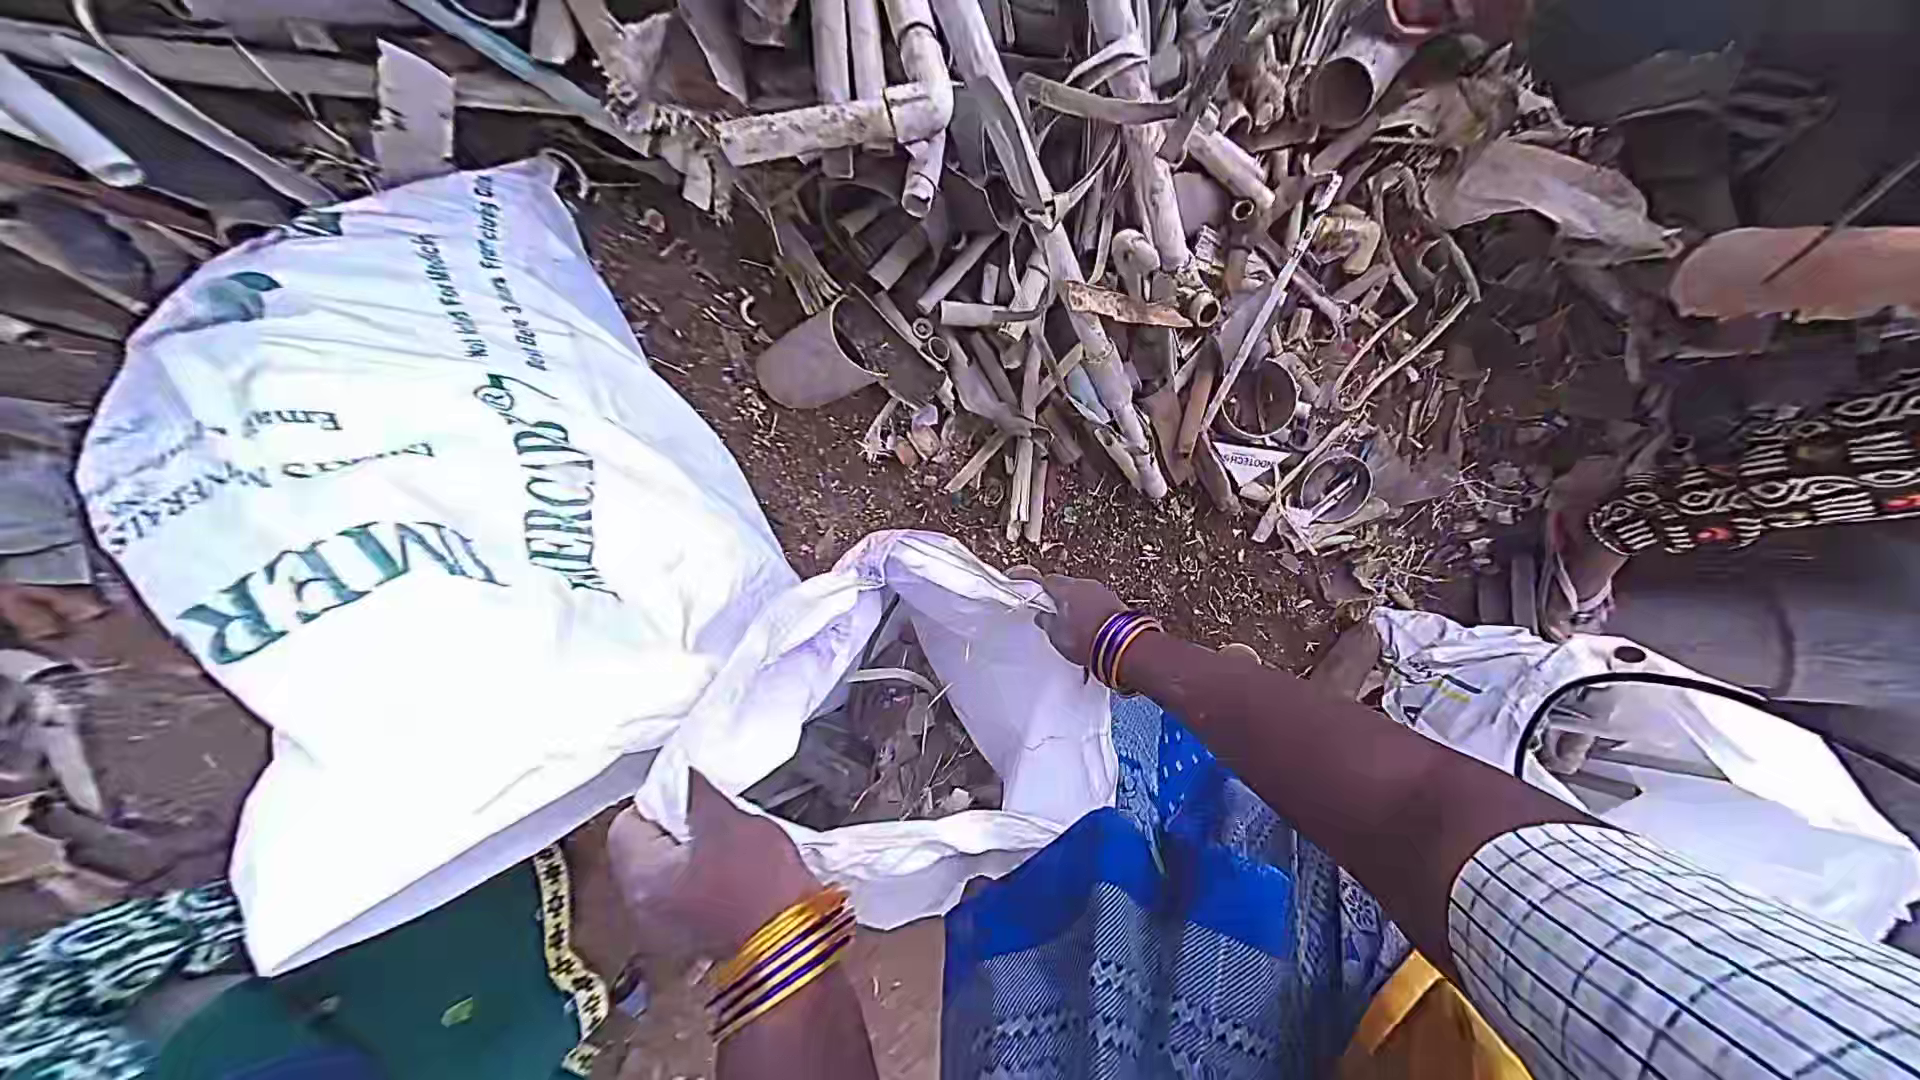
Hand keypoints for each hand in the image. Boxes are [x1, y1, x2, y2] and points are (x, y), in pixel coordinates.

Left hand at [607, 770, 820, 955]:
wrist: (790, 941)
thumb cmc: (754, 877)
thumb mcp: (727, 819)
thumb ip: (697, 792)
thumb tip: (683, 771)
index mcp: (640, 880)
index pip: (625, 824)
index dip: (656, 801)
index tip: (691, 792)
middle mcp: (640, 910)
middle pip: (644, 848)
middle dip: (675, 824)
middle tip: (711, 809)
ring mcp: (664, 930)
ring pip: (667, 871)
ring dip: (692, 849)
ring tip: (727, 833)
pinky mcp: (692, 938)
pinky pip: (685, 893)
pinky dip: (703, 874)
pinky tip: (734, 864)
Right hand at [1007, 568, 1126, 667]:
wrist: (1125, 647)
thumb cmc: (1088, 640)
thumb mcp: (1057, 635)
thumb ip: (1046, 622)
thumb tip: (1042, 616)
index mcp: (1065, 589)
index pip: (1043, 580)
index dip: (1029, 581)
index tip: (1017, 580)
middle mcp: (1084, 585)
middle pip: (1063, 585)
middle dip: (1055, 597)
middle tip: (1048, 612)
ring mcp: (1102, 592)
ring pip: (1080, 593)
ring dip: (1073, 604)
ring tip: (1069, 624)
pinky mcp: (1115, 602)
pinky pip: (1095, 602)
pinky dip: (1088, 610)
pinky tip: (1087, 626)